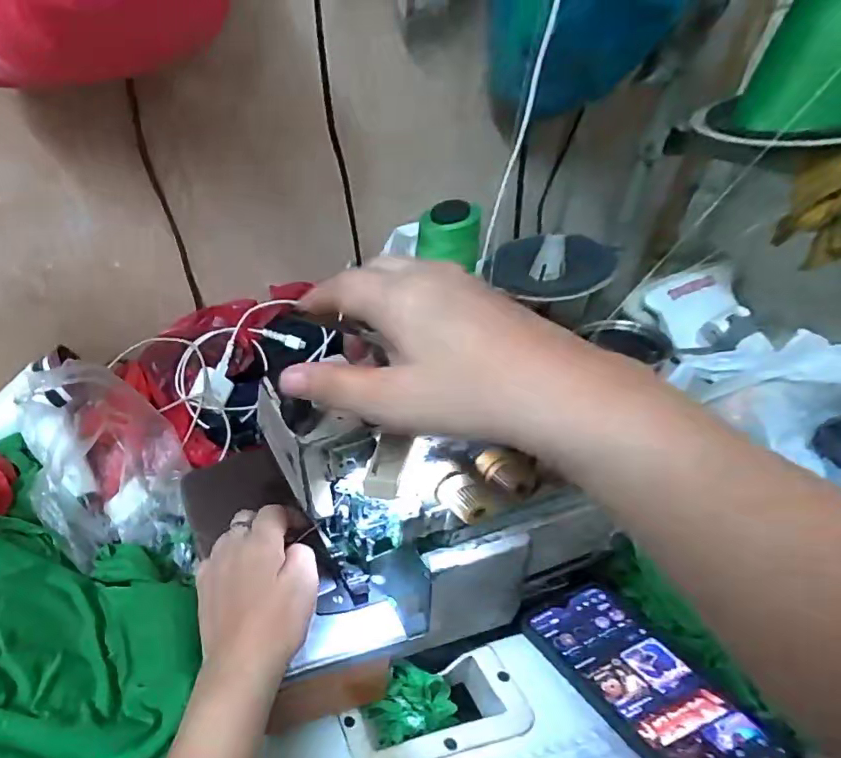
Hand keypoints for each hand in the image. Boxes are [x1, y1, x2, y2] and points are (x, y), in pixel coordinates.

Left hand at [195, 505, 317, 686]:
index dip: (290, 516)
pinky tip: (237, 582)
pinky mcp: (200, 584)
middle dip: (263, 527)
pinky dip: (228, 563)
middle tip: (281, 548)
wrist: (240, 660)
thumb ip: (303, 554)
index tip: (302, 530)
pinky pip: (216, 561)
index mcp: (259, 540)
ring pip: (228, 539)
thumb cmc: (278, 622)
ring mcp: (211, 564)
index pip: (272, 511)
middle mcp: (230, 544)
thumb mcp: (306, 584)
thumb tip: (293, 547)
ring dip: (244, 544)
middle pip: (245, 520)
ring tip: (259, 566)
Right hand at [279, 257, 675, 461]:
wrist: (554, 391)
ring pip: (403, 278)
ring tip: (374, 350)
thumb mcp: (388, 400)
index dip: (312, 302)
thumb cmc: (462, 395)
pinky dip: (407, 308)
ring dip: (378, 304)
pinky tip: (418, 347)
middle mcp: (424, 274)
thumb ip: (334, 386)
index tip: (296, 321)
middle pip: (371, 273)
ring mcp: (460, 281)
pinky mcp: (484, 296)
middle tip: (335, 340)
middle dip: (344, 299)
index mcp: (394, 294)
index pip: (339, 286)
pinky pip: (429, 289)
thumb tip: (285, 377)